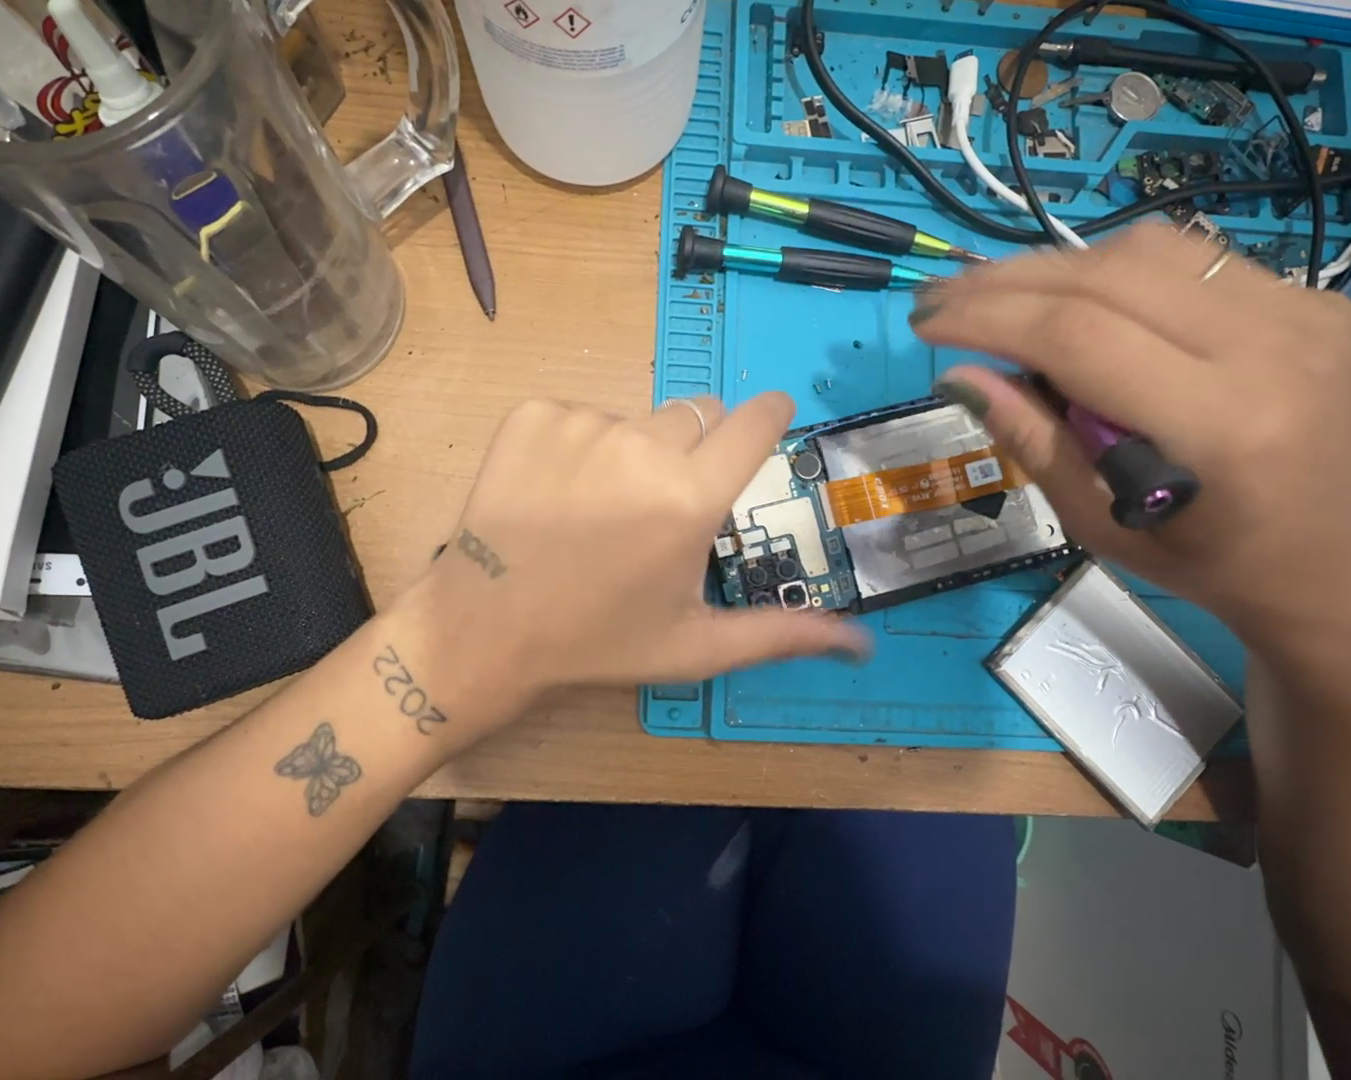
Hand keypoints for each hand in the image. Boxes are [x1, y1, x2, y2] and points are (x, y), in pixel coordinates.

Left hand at [396, 393, 868, 729]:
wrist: (486, 627)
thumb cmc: (598, 639)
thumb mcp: (696, 645)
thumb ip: (782, 634)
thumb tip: (864, 644)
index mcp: (691, 498)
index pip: (756, 421)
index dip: (768, 417)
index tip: (768, 423)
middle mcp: (642, 445)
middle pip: (697, 416)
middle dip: (694, 450)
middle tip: (660, 505)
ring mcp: (582, 422)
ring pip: (635, 418)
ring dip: (631, 452)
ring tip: (597, 511)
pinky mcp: (532, 414)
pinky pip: (578, 413)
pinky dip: (576, 445)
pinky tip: (555, 495)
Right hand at [910, 226, 1350, 651]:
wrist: (1341, 569)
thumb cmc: (1210, 566)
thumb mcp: (1102, 524)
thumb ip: (1033, 442)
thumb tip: (961, 377)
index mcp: (1222, 424)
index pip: (1079, 336)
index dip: (989, 318)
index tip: (928, 325)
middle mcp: (1273, 348)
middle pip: (1108, 278)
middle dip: (1006, 282)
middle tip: (941, 298)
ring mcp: (1305, 312)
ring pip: (1149, 251)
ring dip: (1057, 268)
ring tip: (997, 296)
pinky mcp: (1315, 300)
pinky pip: (1191, 260)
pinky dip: (1113, 273)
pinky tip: (1073, 299)